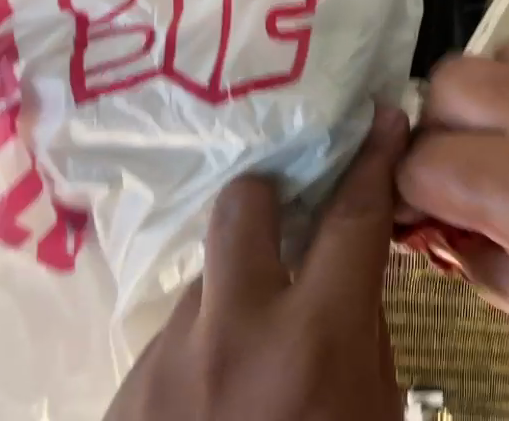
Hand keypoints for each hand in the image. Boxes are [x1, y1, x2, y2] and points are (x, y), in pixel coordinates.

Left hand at [104, 107, 409, 420]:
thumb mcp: (372, 410)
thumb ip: (361, 329)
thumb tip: (351, 266)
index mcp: (311, 339)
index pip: (352, 217)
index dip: (374, 159)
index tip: (384, 117)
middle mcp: (231, 332)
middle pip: (241, 206)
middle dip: (269, 193)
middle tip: (289, 215)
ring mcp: (167, 360)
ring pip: (207, 279)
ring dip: (238, 291)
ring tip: (253, 347)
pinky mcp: (124, 392)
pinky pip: (178, 336)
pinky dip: (207, 344)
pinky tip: (220, 393)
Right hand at [395, 41, 508, 368]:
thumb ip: (485, 267)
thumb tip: (446, 234)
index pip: (420, 164)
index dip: (406, 196)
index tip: (419, 216)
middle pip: (444, 86)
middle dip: (432, 133)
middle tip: (454, 177)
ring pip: (490, 57)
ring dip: (476, 98)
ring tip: (496, 146)